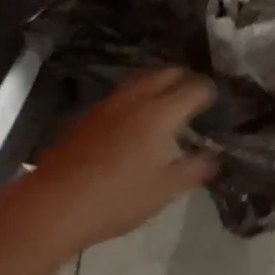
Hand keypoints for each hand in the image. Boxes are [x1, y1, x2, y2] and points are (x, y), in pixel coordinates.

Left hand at [18, 69, 217, 251]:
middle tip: (196, 98)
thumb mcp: (164, 190)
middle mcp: (139, 96)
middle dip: (186, 79)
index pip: (196, 86)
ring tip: (169, 103)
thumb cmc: (118, 197)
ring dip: (161, 83)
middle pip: (169, 73)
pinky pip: (124, 92)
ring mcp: (112, 101)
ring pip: (144, 78)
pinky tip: (136, 117)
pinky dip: (139, 95)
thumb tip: (214, 158)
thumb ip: (194, 169)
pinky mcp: (91, 112)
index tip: (217, 101)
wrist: (57, 201)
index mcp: (162, 111)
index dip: (210, 91)